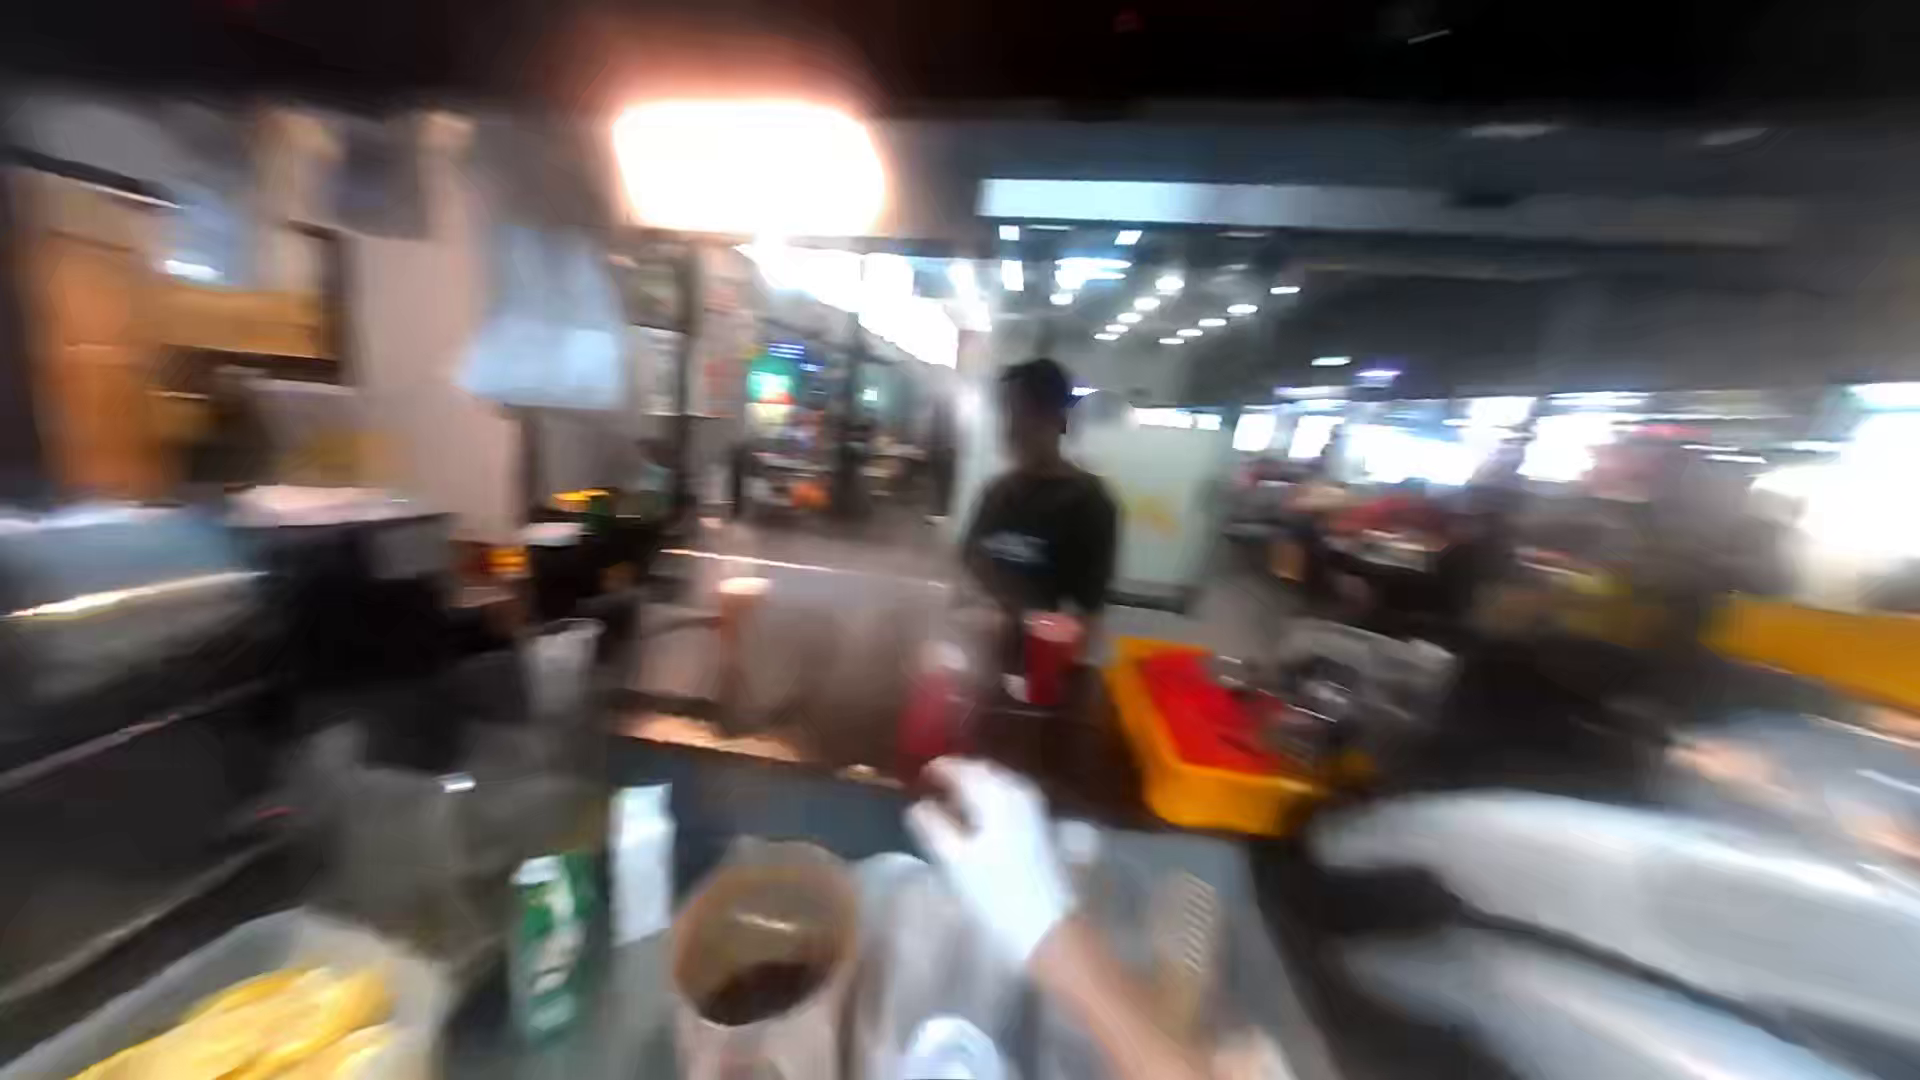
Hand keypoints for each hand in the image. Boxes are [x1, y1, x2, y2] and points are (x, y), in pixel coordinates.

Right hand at [906, 757, 1074, 968]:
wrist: (1050, 929)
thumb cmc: (997, 895)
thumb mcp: (955, 861)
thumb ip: (933, 826)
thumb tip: (917, 805)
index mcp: (996, 794)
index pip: (963, 769)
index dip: (939, 768)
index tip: (919, 774)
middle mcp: (1017, 790)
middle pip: (981, 770)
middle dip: (957, 773)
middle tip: (932, 784)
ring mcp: (1032, 806)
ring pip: (996, 782)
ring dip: (973, 785)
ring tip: (949, 799)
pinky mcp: (1039, 823)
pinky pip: (1007, 795)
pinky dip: (987, 796)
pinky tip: (975, 814)